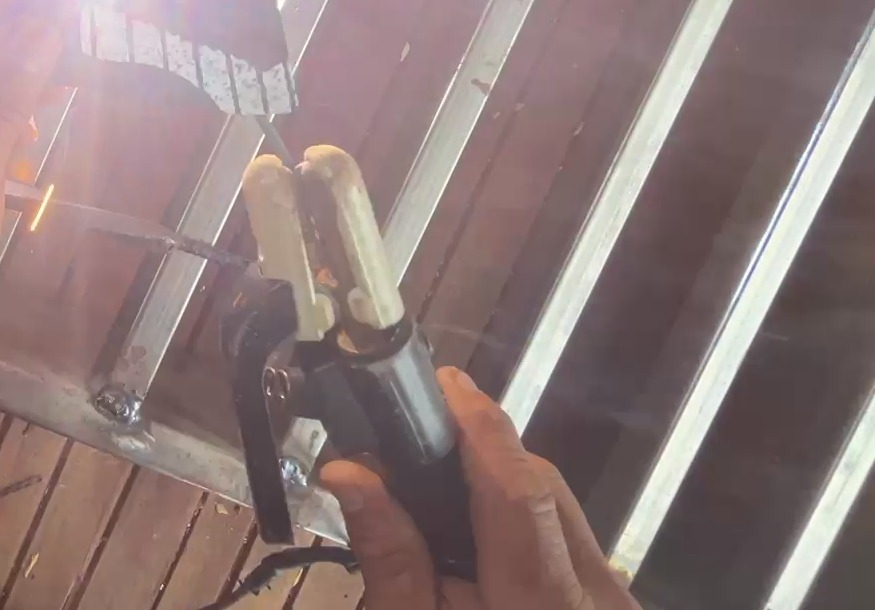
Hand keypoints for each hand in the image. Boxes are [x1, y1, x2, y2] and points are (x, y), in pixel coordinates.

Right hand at [323, 367, 638, 609]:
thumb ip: (389, 553)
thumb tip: (345, 468)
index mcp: (542, 602)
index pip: (519, 493)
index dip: (483, 428)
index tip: (446, 380)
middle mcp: (601, 596)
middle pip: (543, 485)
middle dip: (480, 444)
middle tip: (413, 430)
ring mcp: (621, 602)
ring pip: (560, 505)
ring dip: (498, 475)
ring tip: (435, 481)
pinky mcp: (619, 604)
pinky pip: (570, 534)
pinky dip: (520, 511)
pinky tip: (476, 529)